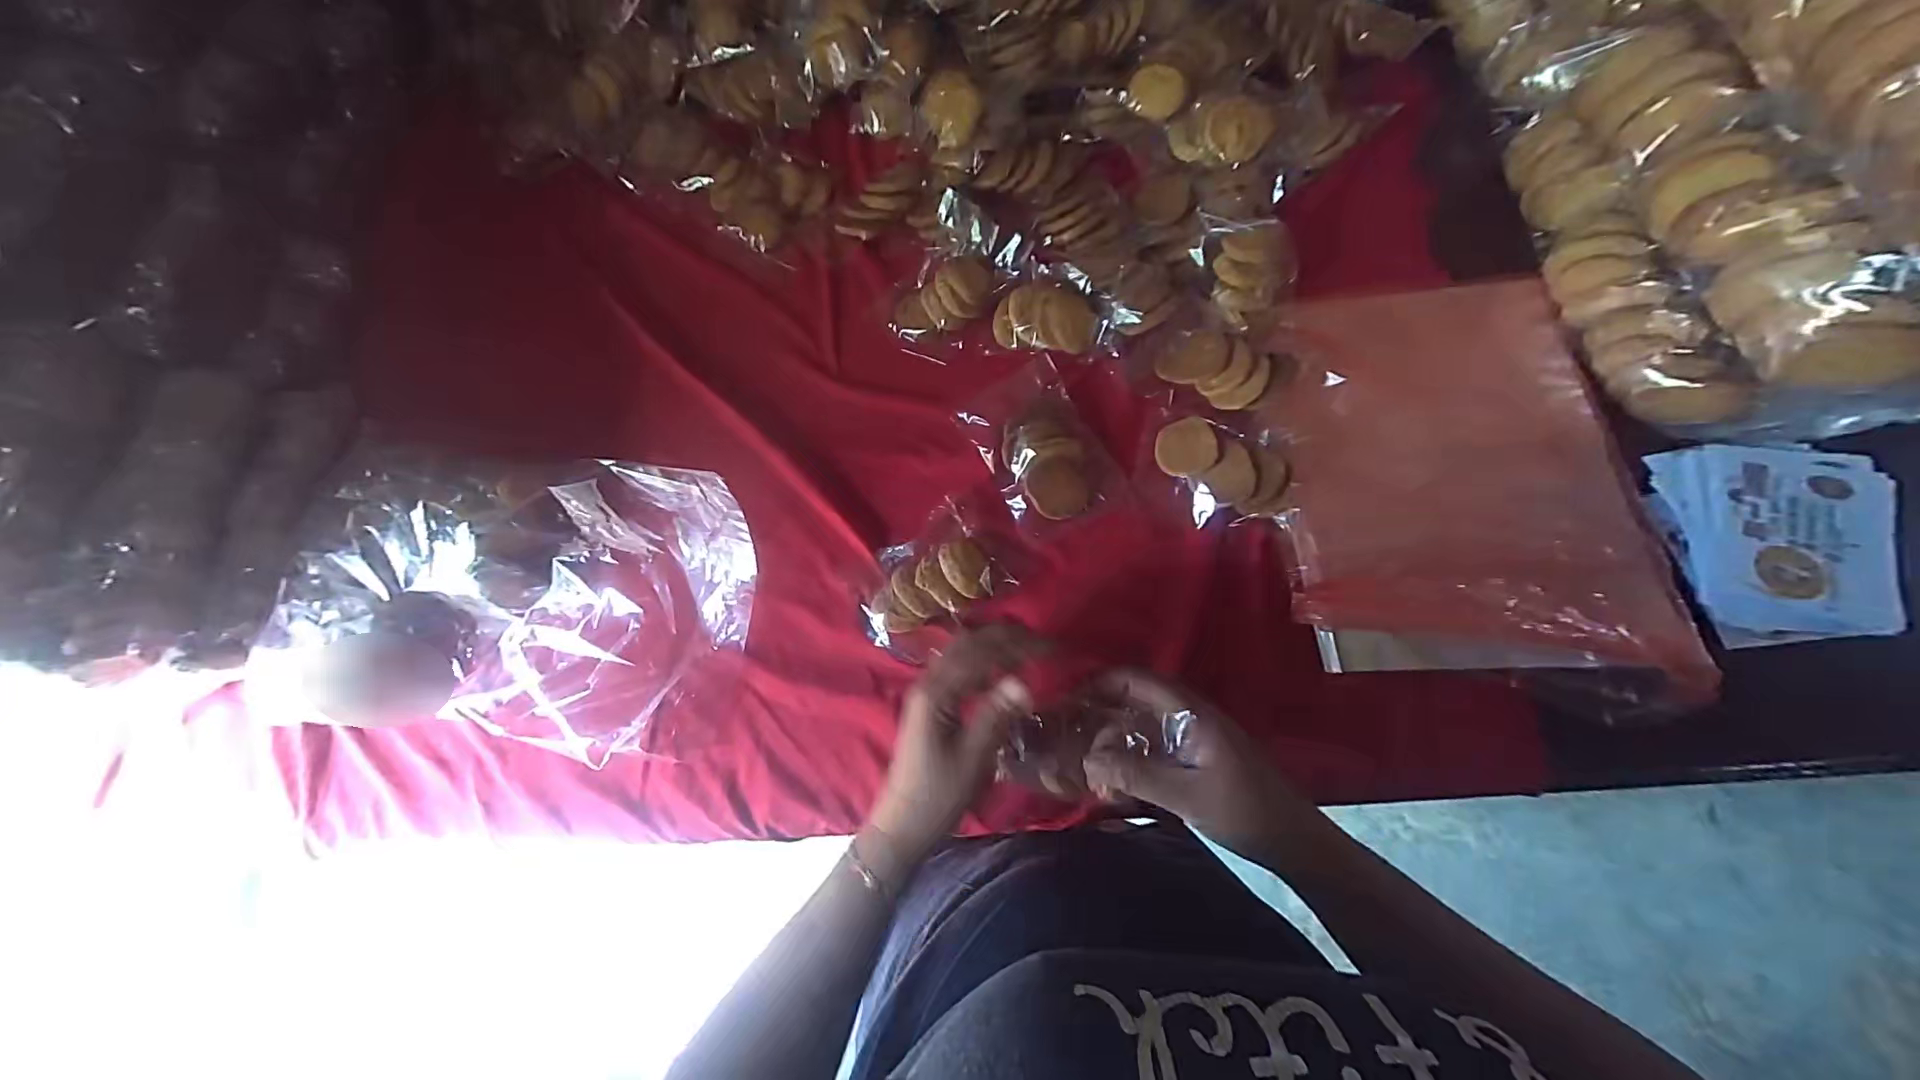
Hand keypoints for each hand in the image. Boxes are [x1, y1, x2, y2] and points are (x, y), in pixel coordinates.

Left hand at [864, 625, 1041, 870]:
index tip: (1050, 647)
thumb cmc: (938, 795)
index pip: (980, 653)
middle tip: (1041, 641)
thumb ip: (996, 717)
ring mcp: (926, 692)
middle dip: (1005, 636)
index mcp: (936, 693)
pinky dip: (982, 661)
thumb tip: (1024, 683)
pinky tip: (1001, 672)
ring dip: (994, 645)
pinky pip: (958, 669)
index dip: (1016, 645)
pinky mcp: (930, 703)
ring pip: (961, 652)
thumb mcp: (972, 759)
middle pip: (967, 643)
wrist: (903, 823)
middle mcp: (928, 683)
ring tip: (1027, 648)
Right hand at [1080, 669, 1324, 861]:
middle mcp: (1191, 715)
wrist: (1296, 842)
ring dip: (1114, 736)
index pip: (1137, 679)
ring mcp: (1195, 735)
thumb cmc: (1245, 812)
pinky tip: (1115, 777)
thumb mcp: (1187, 796)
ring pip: (1143, 723)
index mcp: (1192, 712)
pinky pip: (1154, 744)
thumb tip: (1088, 759)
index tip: (1068, 698)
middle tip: (1070, 732)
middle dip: (1101, 711)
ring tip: (1086, 758)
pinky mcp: (1196, 756)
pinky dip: (1130, 754)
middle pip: (1136, 698)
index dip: (1101, 682)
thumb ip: (1137, 774)